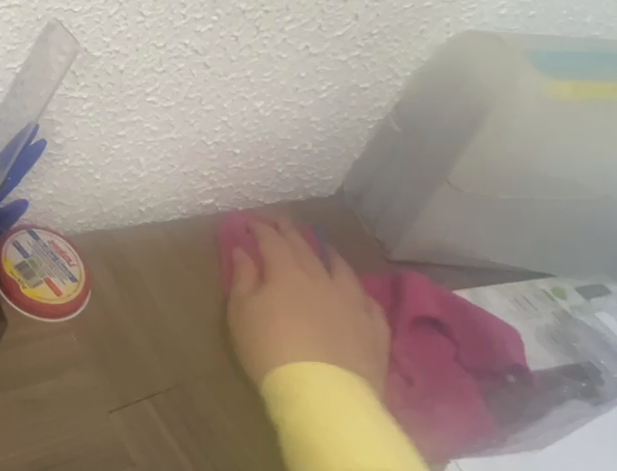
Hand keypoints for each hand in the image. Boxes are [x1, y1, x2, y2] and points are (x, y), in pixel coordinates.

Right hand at [226, 216, 389, 393]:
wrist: (323, 395)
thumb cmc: (270, 350)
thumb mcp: (242, 312)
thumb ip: (243, 277)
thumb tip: (242, 250)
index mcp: (286, 272)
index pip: (272, 241)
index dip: (261, 229)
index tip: (251, 221)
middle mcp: (321, 279)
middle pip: (305, 248)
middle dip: (290, 232)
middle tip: (281, 221)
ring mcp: (352, 302)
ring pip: (341, 268)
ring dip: (328, 253)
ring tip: (322, 247)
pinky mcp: (374, 329)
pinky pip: (367, 300)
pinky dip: (356, 289)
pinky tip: (354, 290)